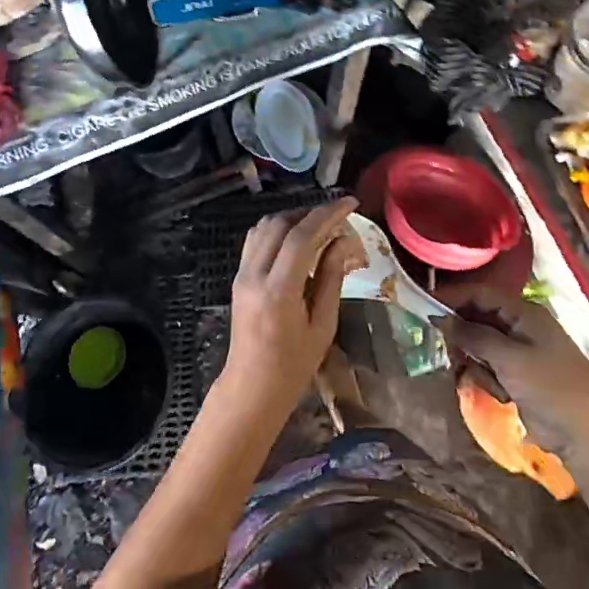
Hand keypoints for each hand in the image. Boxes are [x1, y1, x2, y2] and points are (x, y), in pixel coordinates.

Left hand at [224, 198, 367, 409]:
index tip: (350, 203)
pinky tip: (297, 238)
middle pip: (280, 224)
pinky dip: (278, 230)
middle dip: (311, 212)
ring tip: (321, 224)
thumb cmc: (294, 364)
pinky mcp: (238, 276)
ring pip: (264, 227)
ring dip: (293, 218)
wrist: (252, 385)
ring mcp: (242, 274)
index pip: (301, 236)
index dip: (327, 214)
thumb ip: (330, 278)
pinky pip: (256, 240)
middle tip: (339, 215)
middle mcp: (254, 275)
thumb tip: (343, 241)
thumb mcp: (322, 324)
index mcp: (278, 290)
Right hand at [434, 283, 588, 452]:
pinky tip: (498, 392)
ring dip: (475, 359)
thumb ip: (472, 335)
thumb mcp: (508, 357)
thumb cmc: (550, 385)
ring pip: (479, 343)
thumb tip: (439, 317)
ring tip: (482, 377)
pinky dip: (486, 376)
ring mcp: (519, 350)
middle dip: (462, 333)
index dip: (452, 297)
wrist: (587, 431)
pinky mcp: (517, 374)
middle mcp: (520, 326)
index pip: (480, 293)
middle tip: (449, 350)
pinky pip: (488, 365)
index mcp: (523, 312)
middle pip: (477, 316)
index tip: (423, 305)